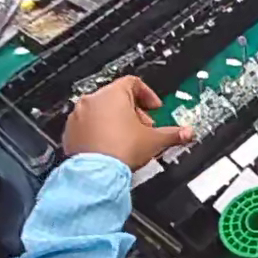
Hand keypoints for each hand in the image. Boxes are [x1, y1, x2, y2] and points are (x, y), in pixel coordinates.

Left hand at [63, 77, 193, 169]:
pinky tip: (110, 147)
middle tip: (144, 128)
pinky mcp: (71, 131)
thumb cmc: (120, 151)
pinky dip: (99, 132)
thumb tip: (186, 133)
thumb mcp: (154, 140)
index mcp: (113, 94)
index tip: (154, 108)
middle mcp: (93, 100)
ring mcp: (79, 115)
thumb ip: (172, 134)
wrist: (97, 174)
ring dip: (115, 121)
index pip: (133, 83)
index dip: (148, 95)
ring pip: (101, 111)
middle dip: (134, 111)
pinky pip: (88, 126)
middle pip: (117, 97)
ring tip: (127, 139)